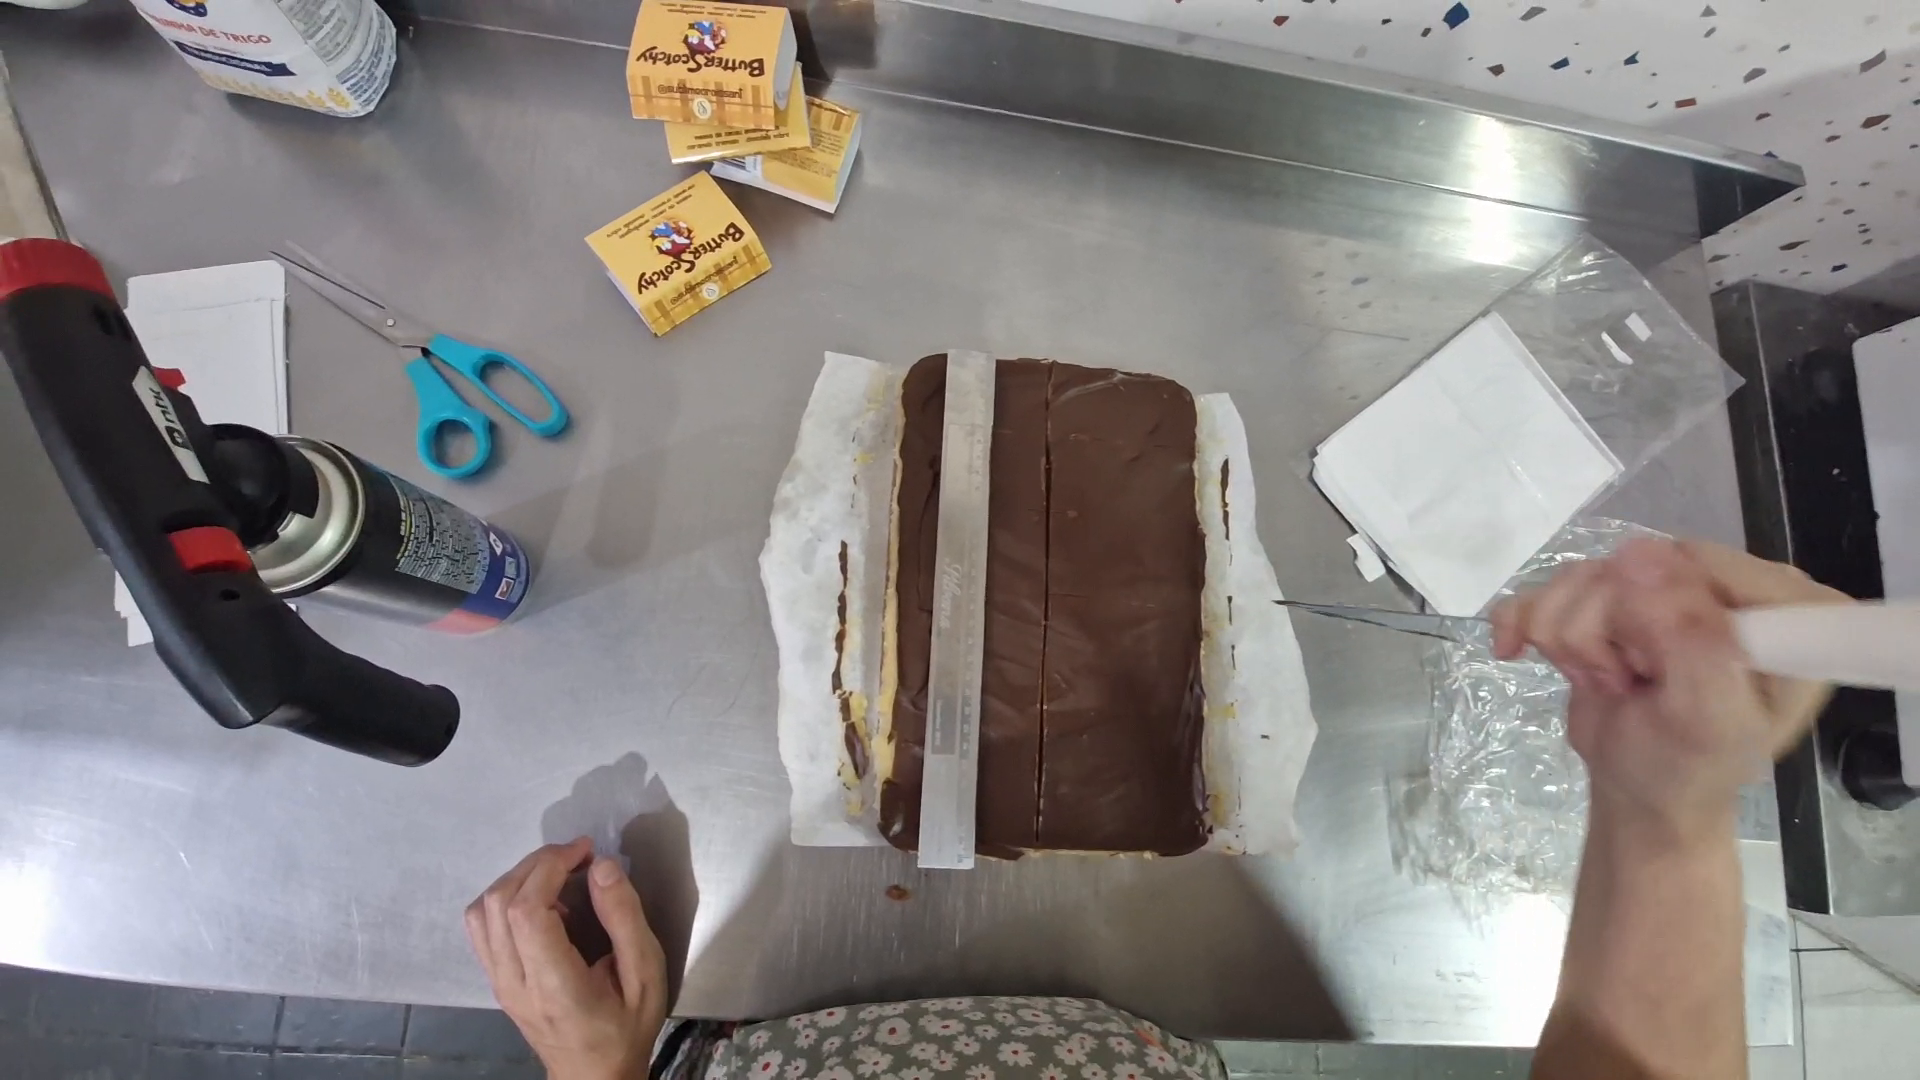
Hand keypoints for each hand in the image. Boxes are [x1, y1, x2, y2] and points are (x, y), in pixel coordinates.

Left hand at [465, 838, 668, 1079]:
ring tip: (562, 870)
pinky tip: (545, 898)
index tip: (587, 850)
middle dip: (539, 863)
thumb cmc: (627, 1025)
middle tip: (580, 854)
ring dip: (520, 876)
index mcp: (553, 984)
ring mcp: (498, 982)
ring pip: (482, 912)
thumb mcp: (646, 972)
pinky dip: (509, 896)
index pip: (526, 912)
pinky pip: (482, 926)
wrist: (594, 1078)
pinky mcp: (497, 979)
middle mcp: (513, 982)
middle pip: (498, 904)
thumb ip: (624, 917)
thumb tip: (602, 866)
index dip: (551, 867)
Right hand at [1491, 537, 1844, 834]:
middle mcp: (1719, 586)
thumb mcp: (1703, 713)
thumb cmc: (1685, 765)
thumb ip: (1690, 636)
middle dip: (1598, 632)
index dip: (1648, 610)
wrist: (1639, 788)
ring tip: (1601, 680)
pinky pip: (1538, 590)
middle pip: (1620, 569)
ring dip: (1564, 638)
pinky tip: (1514, 652)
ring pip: (1574, 579)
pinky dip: (1518, 624)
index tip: (1653, 667)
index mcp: (1777, 604)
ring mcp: (1653, 593)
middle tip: (1624, 682)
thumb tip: (1638, 554)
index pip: (1684, 560)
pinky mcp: (1598, 604)